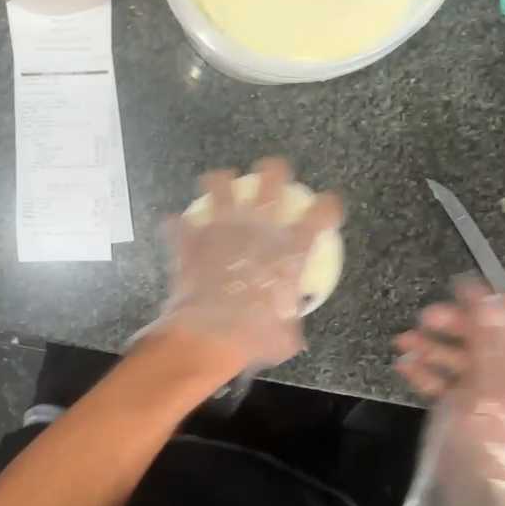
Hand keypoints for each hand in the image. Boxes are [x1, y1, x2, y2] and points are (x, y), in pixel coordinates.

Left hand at [146, 157, 342, 375]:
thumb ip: (289, 324)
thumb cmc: (253, 335)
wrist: (208, 335)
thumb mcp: (284, 335)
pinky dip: (177, 226)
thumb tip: (290, 335)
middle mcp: (258, 227)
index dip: (327, 206)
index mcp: (291, 248)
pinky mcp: (188, 239)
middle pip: (271, 176)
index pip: (322, 212)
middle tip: (270, 176)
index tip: (325, 208)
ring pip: (219, 183)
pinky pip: (178, 223)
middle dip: (272, 170)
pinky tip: (177, 229)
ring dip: (220, 182)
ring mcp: (220, 227)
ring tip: (219, 186)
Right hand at [392, 279, 504, 505]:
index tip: (460, 285)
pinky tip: (405, 367)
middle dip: (453, 327)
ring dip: (431, 349)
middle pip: (484, 341)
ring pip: (459, 361)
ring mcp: (485, 398)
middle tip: (423, 317)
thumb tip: (487, 297)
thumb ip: (489, 342)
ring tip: (402, 342)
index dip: (491, 306)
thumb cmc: (490, 445)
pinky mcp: (461, 413)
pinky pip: (443, 384)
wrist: (477, 501)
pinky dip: (425, 374)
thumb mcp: (492, 389)